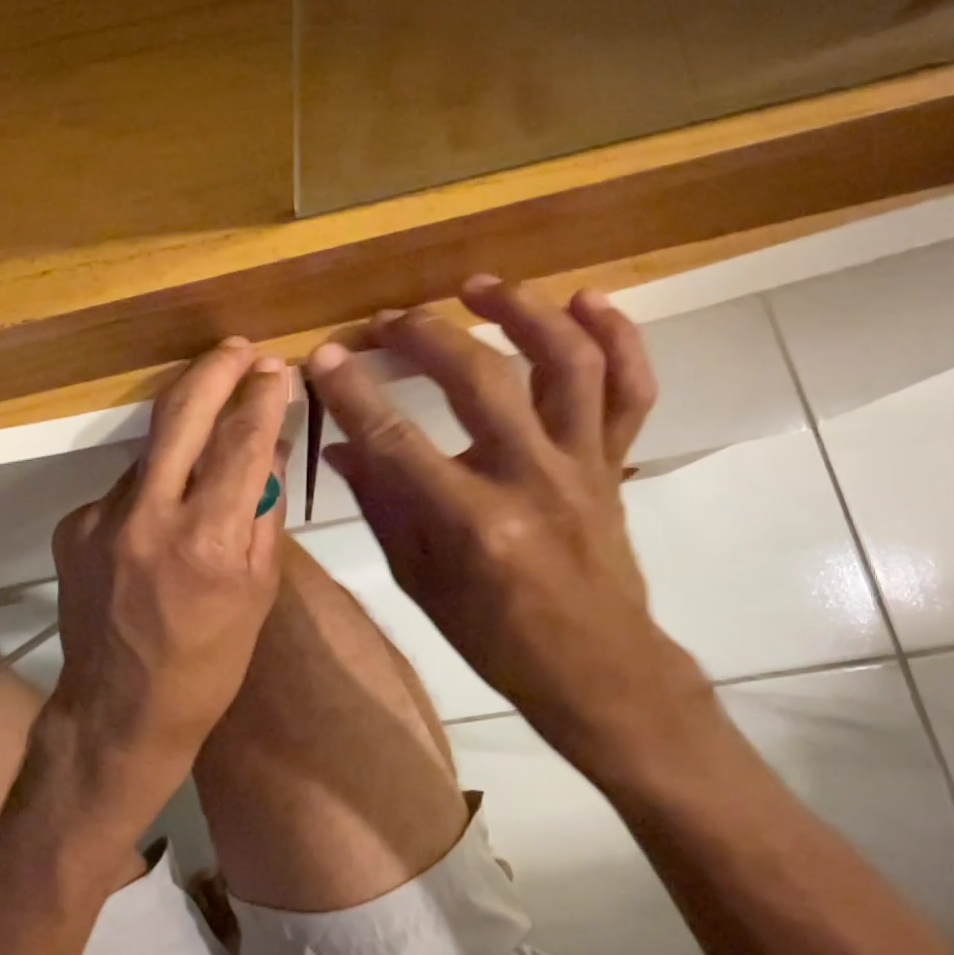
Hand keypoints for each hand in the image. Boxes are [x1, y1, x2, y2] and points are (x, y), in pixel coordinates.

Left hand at [50, 338, 292, 770]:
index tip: (275, 369)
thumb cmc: (207, 664)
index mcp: (209, 540)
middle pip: (181, 414)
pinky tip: (160, 525)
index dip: (262, 397)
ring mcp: (101, 518)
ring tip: (206, 456)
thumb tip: (270, 444)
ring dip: (182, 442)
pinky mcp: (74, 525)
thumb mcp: (257, 593)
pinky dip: (150, 491)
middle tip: (237, 349)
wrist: (118, 710)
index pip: (241, 441)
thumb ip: (264, 512)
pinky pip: (124, 490)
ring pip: (151, 453)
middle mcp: (149, 516)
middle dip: (214, 371)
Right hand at [305, 277, 710, 772]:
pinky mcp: (613, 463)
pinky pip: (630, 391)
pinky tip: (586, 300)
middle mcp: (531, 480)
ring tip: (478, 285)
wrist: (597, 669)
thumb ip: (380, 505)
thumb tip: (340, 446)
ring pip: (566, 364)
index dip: (353, 392)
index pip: (396, 439)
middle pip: (479, 381)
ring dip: (524, 312)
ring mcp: (582, 466)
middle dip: (425, 337)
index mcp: (472, 523)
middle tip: (386, 321)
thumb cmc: (495, 637)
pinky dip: (617, 338)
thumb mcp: (418, 581)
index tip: (323, 357)